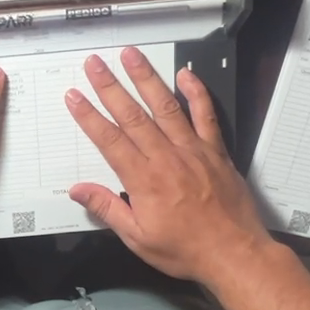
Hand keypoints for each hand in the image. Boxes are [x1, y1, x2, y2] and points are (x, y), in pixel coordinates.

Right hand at [65, 47, 277, 285]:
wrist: (235, 254)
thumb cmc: (185, 250)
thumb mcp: (137, 238)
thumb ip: (107, 209)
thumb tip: (78, 190)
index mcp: (143, 180)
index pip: (109, 141)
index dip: (89, 116)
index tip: (75, 96)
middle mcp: (166, 158)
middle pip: (133, 116)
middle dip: (110, 87)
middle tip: (95, 63)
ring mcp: (193, 150)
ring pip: (165, 107)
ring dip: (146, 79)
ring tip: (131, 55)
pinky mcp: (215, 151)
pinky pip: (205, 115)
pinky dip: (196, 93)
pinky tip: (185, 74)